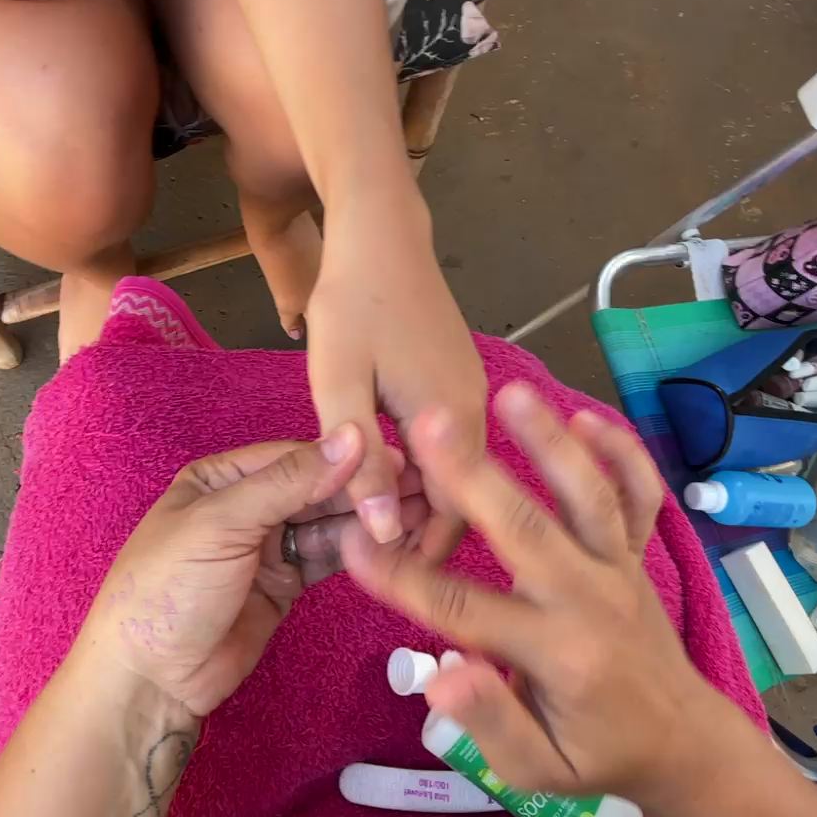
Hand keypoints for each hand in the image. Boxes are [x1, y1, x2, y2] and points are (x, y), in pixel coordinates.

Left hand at [83, 425, 428, 717]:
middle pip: (315, 489)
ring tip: (420, 511)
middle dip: (363, 489)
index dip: (343, 458)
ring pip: (327, 524)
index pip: (293, 458)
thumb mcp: (222, 523)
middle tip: (423, 486)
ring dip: (367, 519)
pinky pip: (327, 558)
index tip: (396, 458)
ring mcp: (268, 546)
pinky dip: (357, 551)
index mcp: (222, 478)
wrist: (151, 680)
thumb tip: (351, 435)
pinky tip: (392, 543)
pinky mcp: (285, 583)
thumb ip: (288, 481)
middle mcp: (248, 505)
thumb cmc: (170, 587)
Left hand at [305, 202, 486, 556]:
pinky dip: (425, 467)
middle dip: (423, 531)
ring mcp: (470, 391)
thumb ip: (362, 459)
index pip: (456, 514)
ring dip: (421, 499)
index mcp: (453, 423)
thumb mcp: (341, 384)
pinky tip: (390, 471)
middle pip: (460, 494)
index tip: (395, 583)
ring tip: (378, 523)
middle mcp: (474, 412)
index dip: (426, 553)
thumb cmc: (353, 306)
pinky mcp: (456, 376)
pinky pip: (448, 440)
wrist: (380, 234)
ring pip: (454, 468)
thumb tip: (385, 530)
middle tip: (380, 559)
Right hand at [342, 382, 750, 802]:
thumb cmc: (595, 753)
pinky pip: (640, 497)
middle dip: (471, 474)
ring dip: (549, 442)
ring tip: (511, 392)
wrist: (683, 743)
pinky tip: (588, 417)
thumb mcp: (534, 770)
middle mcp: (589, 598)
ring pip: (587, 497)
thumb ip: (488, 722)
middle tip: (428, 423)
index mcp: (556, 652)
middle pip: (525, 528)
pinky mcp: (638, 553)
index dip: (402, 577)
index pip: (463, 609)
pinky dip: (623, 455)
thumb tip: (439, 680)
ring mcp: (619, 567)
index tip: (355, 543)